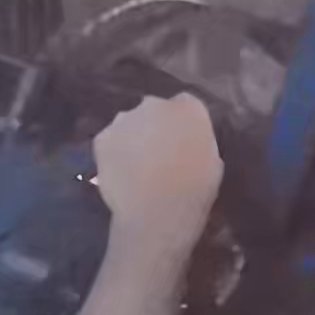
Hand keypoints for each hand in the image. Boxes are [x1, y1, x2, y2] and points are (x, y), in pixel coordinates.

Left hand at [92, 94, 222, 237]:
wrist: (157, 211)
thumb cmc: (196, 188)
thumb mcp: (213, 160)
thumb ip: (198, 141)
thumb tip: (188, 141)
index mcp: (189, 108)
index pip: (187, 104)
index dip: (185, 123)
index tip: (186, 140)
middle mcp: (154, 104)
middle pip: (155, 110)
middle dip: (157, 126)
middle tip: (162, 153)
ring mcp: (124, 119)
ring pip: (130, 124)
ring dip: (135, 138)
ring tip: (140, 167)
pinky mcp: (101, 138)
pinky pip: (112, 142)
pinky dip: (117, 153)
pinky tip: (124, 174)